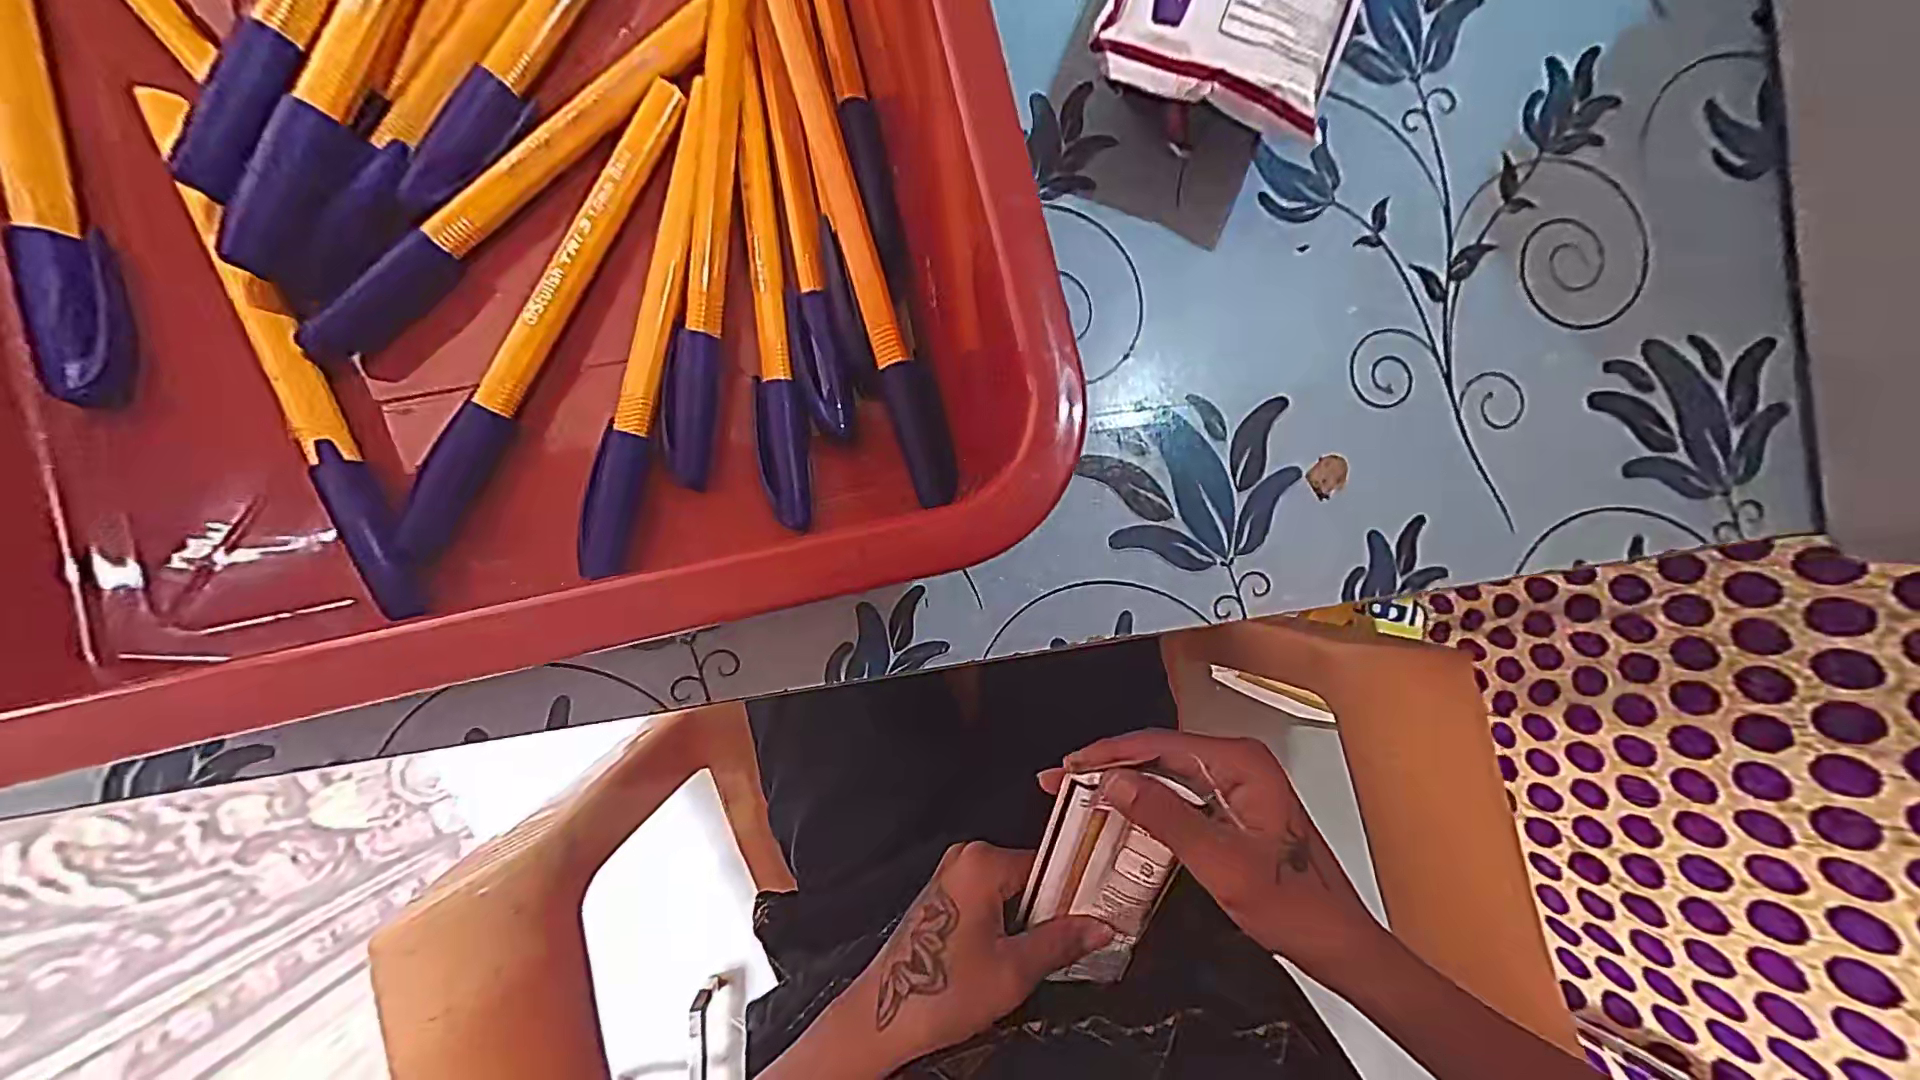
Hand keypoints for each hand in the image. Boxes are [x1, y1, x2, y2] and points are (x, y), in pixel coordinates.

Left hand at [832, 842, 1112, 1072]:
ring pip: (1009, 889)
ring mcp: (951, 875)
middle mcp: (964, 859)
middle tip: (1063, 945)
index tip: (1092, 913)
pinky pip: (988, 896)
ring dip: (1025, 919)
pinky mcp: (944, 895)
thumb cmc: (936, 992)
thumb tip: (1096, 927)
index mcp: (982, 863)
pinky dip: (1004, 920)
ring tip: (1026, 956)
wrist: (882, 1017)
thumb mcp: (1014, 970)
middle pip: (1028, 875)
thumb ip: (1062, 942)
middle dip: (1048, 909)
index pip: (1048, 863)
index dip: (1073, 892)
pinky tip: (1004, 953)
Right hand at [1041, 730, 1383, 978]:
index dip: (1109, 753)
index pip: (1158, 744)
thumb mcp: (1220, 862)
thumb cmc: (1298, 906)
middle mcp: (1238, 762)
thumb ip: (1164, 816)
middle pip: (1157, 752)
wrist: (1338, 943)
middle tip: (1066, 777)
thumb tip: (1116, 781)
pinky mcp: (1229, 801)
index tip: (1073, 765)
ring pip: (1163, 769)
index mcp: (1240, 763)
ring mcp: (1234, 780)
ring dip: (1122, 779)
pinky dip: (1143, 796)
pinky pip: (1176, 788)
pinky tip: (1120, 805)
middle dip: (1108, 763)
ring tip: (1083, 788)